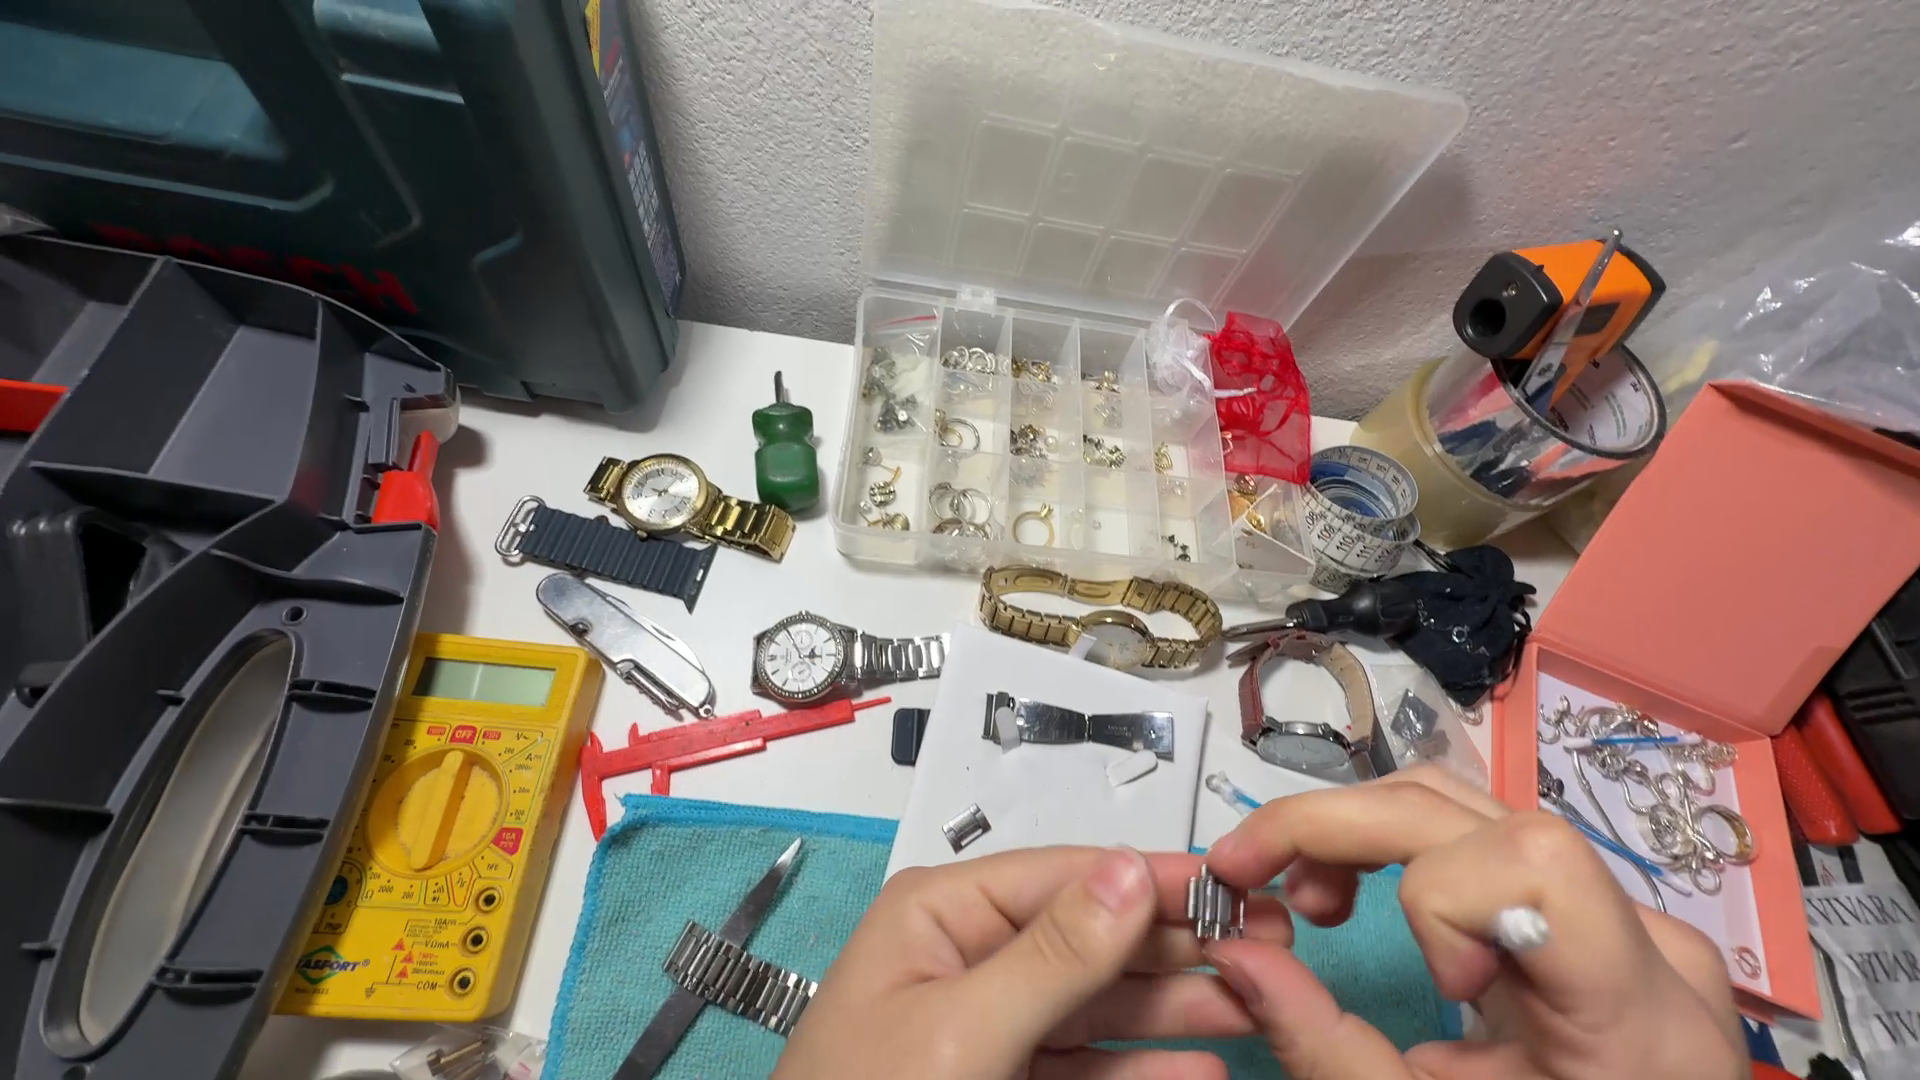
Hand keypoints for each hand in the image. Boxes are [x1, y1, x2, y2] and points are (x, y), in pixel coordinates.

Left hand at [775, 847, 1288, 1079]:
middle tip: (1268, 948)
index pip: (1066, 877)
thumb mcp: (962, 1030)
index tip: (1233, 886)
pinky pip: (1088, 1067)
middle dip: (1175, 946)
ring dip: (1176, 1006)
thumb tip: (1130, 866)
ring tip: (1256, 1003)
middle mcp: (973, 952)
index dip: (1150, 879)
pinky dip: (1144, 1070)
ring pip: (1100, 1004)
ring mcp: (992, 1020)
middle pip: (1092, 938)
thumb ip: (1052, 953)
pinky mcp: (1007, 1078)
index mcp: (947, 912)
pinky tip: (1201, 1071)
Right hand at [1201, 767, 1745, 1078]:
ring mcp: (1609, 904)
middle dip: (1330, 828)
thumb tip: (1228, 949)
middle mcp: (1634, 930)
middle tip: (1245, 870)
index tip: (1428, 983)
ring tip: (1306, 898)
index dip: (1442, 894)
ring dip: (1350, 831)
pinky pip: (1466, 828)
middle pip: (1458, 810)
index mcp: (1629, 1014)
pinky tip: (1358, 894)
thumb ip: (1320, 1043)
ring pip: (1452, 801)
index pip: (1536, 864)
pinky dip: (1383, 842)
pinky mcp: (1578, 899)